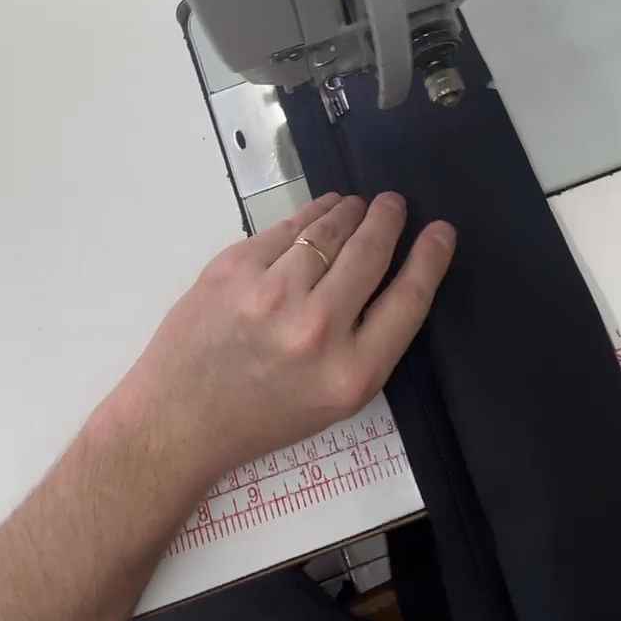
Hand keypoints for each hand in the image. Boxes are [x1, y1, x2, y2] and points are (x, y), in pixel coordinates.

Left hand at [100, 193, 455, 491]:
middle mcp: (315, 329)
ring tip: (359, 205)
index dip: (430, 259)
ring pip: (328, 232)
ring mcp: (270, 293)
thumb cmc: (262, 415)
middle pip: (369, 254)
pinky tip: (323, 209)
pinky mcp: (234, 266)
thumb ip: (368, 342)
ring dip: (350, 211)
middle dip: (388, 220)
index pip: (408, 301)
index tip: (441, 231)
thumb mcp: (333, 398)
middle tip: (395, 203)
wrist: (178, 417)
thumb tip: (392, 274)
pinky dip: (311, 214)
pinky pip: (287, 228)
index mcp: (349, 374)